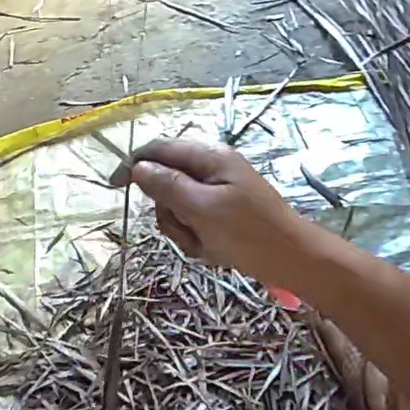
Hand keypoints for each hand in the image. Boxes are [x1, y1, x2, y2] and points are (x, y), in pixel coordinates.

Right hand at [126, 139, 310, 284]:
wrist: (294, 260)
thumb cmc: (249, 232)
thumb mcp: (203, 208)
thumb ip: (168, 186)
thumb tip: (138, 167)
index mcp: (210, 157)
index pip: (160, 149)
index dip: (135, 164)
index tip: (116, 188)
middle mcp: (213, 169)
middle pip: (166, 182)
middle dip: (169, 212)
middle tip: (188, 230)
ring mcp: (219, 192)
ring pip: (178, 208)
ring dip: (184, 230)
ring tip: (205, 245)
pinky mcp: (224, 214)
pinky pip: (195, 224)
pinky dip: (198, 240)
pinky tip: (215, 251)